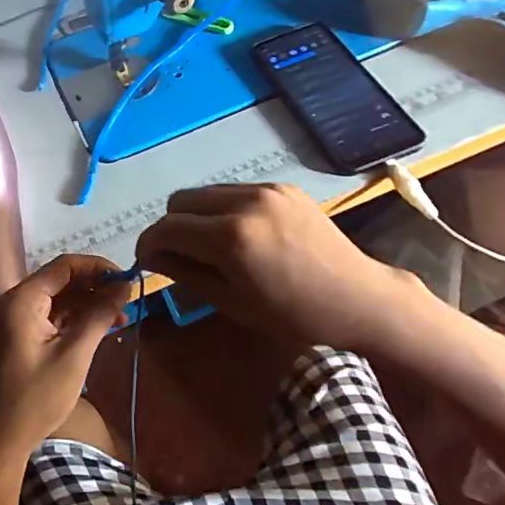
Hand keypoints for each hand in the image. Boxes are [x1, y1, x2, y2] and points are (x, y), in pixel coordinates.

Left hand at [0, 255, 133, 451]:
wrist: (0, 441)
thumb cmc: (36, 397)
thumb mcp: (75, 354)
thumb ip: (100, 315)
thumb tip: (125, 285)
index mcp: (24, 300)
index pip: (66, 265)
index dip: (99, 267)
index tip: (127, 279)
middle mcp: (19, 302)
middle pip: (64, 280)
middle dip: (98, 286)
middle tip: (128, 300)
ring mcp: (21, 320)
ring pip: (63, 298)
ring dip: (92, 303)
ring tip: (123, 316)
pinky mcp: (25, 336)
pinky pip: (57, 316)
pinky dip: (80, 318)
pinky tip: (104, 328)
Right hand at [135, 183, 439, 353]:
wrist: (358, 298)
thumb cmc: (295, 316)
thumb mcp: (233, 303)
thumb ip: (186, 273)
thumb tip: (153, 257)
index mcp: (230, 236)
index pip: (167, 226)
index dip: (147, 244)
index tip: (146, 261)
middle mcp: (245, 201)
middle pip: (182, 200)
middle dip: (172, 226)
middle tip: (179, 256)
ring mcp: (267, 189)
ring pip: (208, 192)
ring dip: (198, 215)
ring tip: (212, 247)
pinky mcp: (283, 187)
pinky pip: (237, 191)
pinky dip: (226, 209)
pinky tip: (243, 236)